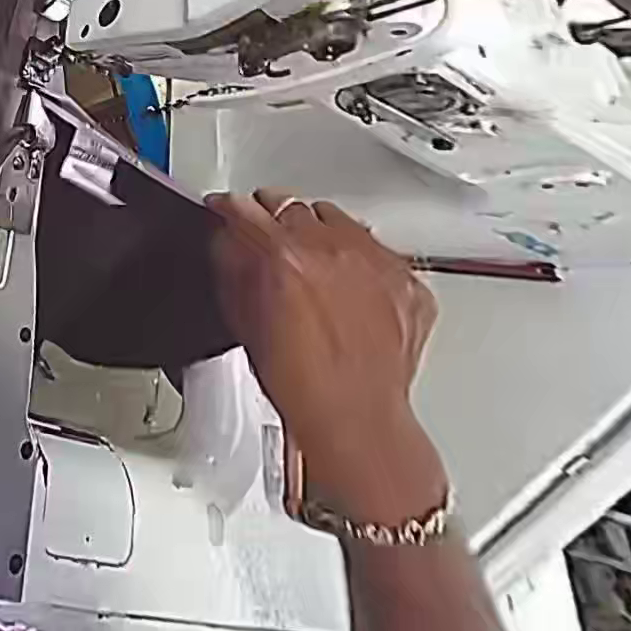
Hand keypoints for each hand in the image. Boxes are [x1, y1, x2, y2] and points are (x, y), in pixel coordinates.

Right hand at [207, 189, 446, 521]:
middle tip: (265, 241)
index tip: (224, 209)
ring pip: (334, 217)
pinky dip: (355, 257)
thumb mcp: (243, 320)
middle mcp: (333, 251)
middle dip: (271, 219)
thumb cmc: (301, 386)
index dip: (227, 208)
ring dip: (315, 231)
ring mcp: (375, 264)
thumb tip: (226, 239)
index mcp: (285, 259)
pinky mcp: (406, 281)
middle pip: (290, 204)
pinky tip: (344, 284)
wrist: (358, 425)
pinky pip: (373, 247)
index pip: (244, 208)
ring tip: (308, 263)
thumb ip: (229, 266)